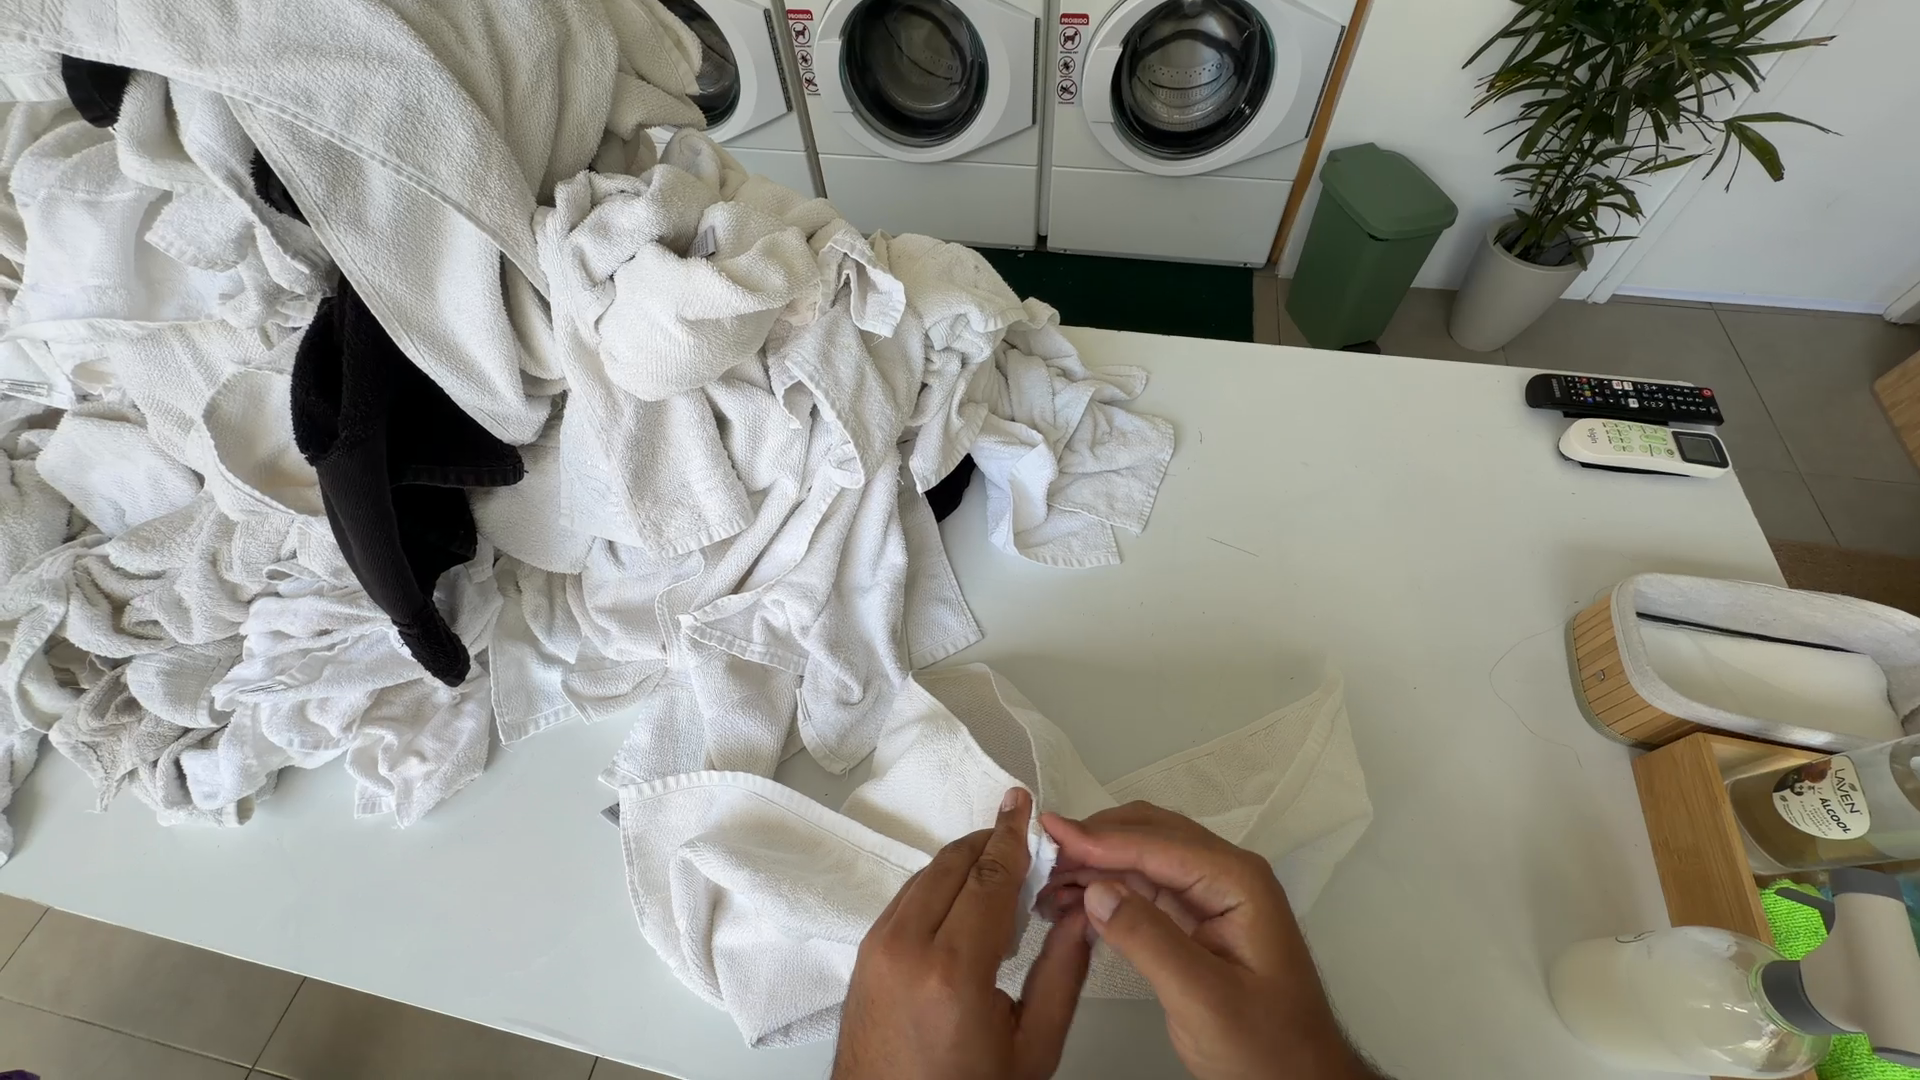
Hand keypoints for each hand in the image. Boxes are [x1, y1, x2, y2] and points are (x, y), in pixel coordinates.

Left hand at [833, 787, 1093, 1079]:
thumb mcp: (1032, 1048)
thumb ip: (1062, 973)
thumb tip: (1084, 912)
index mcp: (952, 970)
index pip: (989, 877)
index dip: (1011, 835)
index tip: (1023, 801)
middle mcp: (906, 946)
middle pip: (954, 863)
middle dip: (991, 842)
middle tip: (1024, 836)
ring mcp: (877, 945)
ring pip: (928, 873)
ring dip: (965, 861)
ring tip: (1002, 874)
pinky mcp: (865, 951)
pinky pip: (908, 895)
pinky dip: (940, 884)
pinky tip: (965, 902)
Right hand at [1041, 802, 1376, 1079]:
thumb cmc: (1263, 1049)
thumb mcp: (1204, 1000)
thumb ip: (1149, 940)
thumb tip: (1093, 888)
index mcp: (1235, 879)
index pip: (1157, 843)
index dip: (1100, 837)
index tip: (1049, 830)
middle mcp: (1223, 872)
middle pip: (1148, 833)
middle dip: (1094, 840)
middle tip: (1043, 854)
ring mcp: (1208, 890)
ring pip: (1141, 853)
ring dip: (1096, 860)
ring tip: (1049, 878)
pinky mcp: (1194, 912)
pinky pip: (1143, 882)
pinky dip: (1106, 883)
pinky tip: (1075, 895)